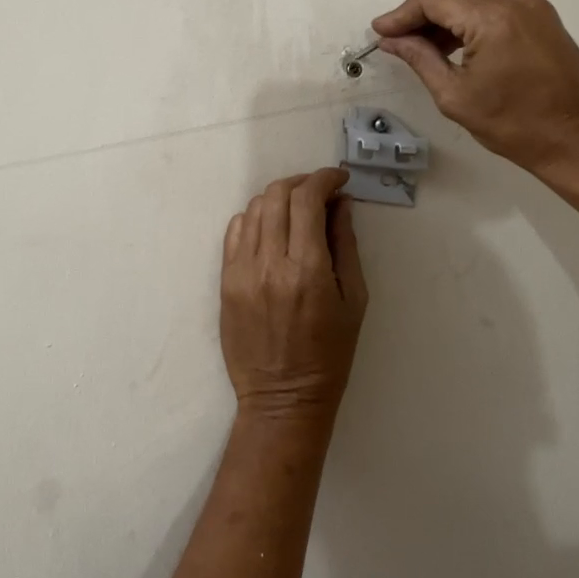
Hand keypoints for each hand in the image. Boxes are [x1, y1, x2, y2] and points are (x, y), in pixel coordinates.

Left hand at [219, 168, 368, 423]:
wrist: (283, 398)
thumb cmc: (330, 353)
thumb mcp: (354, 300)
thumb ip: (346, 245)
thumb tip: (341, 204)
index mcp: (308, 270)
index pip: (308, 199)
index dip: (325, 179)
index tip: (338, 180)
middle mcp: (270, 264)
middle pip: (278, 195)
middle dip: (302, 183)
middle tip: (320, 193)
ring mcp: (241, 272)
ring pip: (254, 208)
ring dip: (279, 198)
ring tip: (297, 210)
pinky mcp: (225, 281)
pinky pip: (235, 231)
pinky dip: (256, 218)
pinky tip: (272, 230)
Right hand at [373, 0, 578, 174]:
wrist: (577, 141)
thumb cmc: (514, 126)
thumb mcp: (456, 96)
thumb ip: (420, 58)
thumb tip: (391, 39)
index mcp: (493, 19)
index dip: (402, 13)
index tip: (380, 33)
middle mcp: (515, 0)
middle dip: (420, 10)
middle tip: (397, 39)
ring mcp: (533, 6)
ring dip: (444, 14)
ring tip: (422, 46)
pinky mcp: (542, 17)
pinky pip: (494, 5)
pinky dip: (468, 19)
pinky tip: (454, 45)